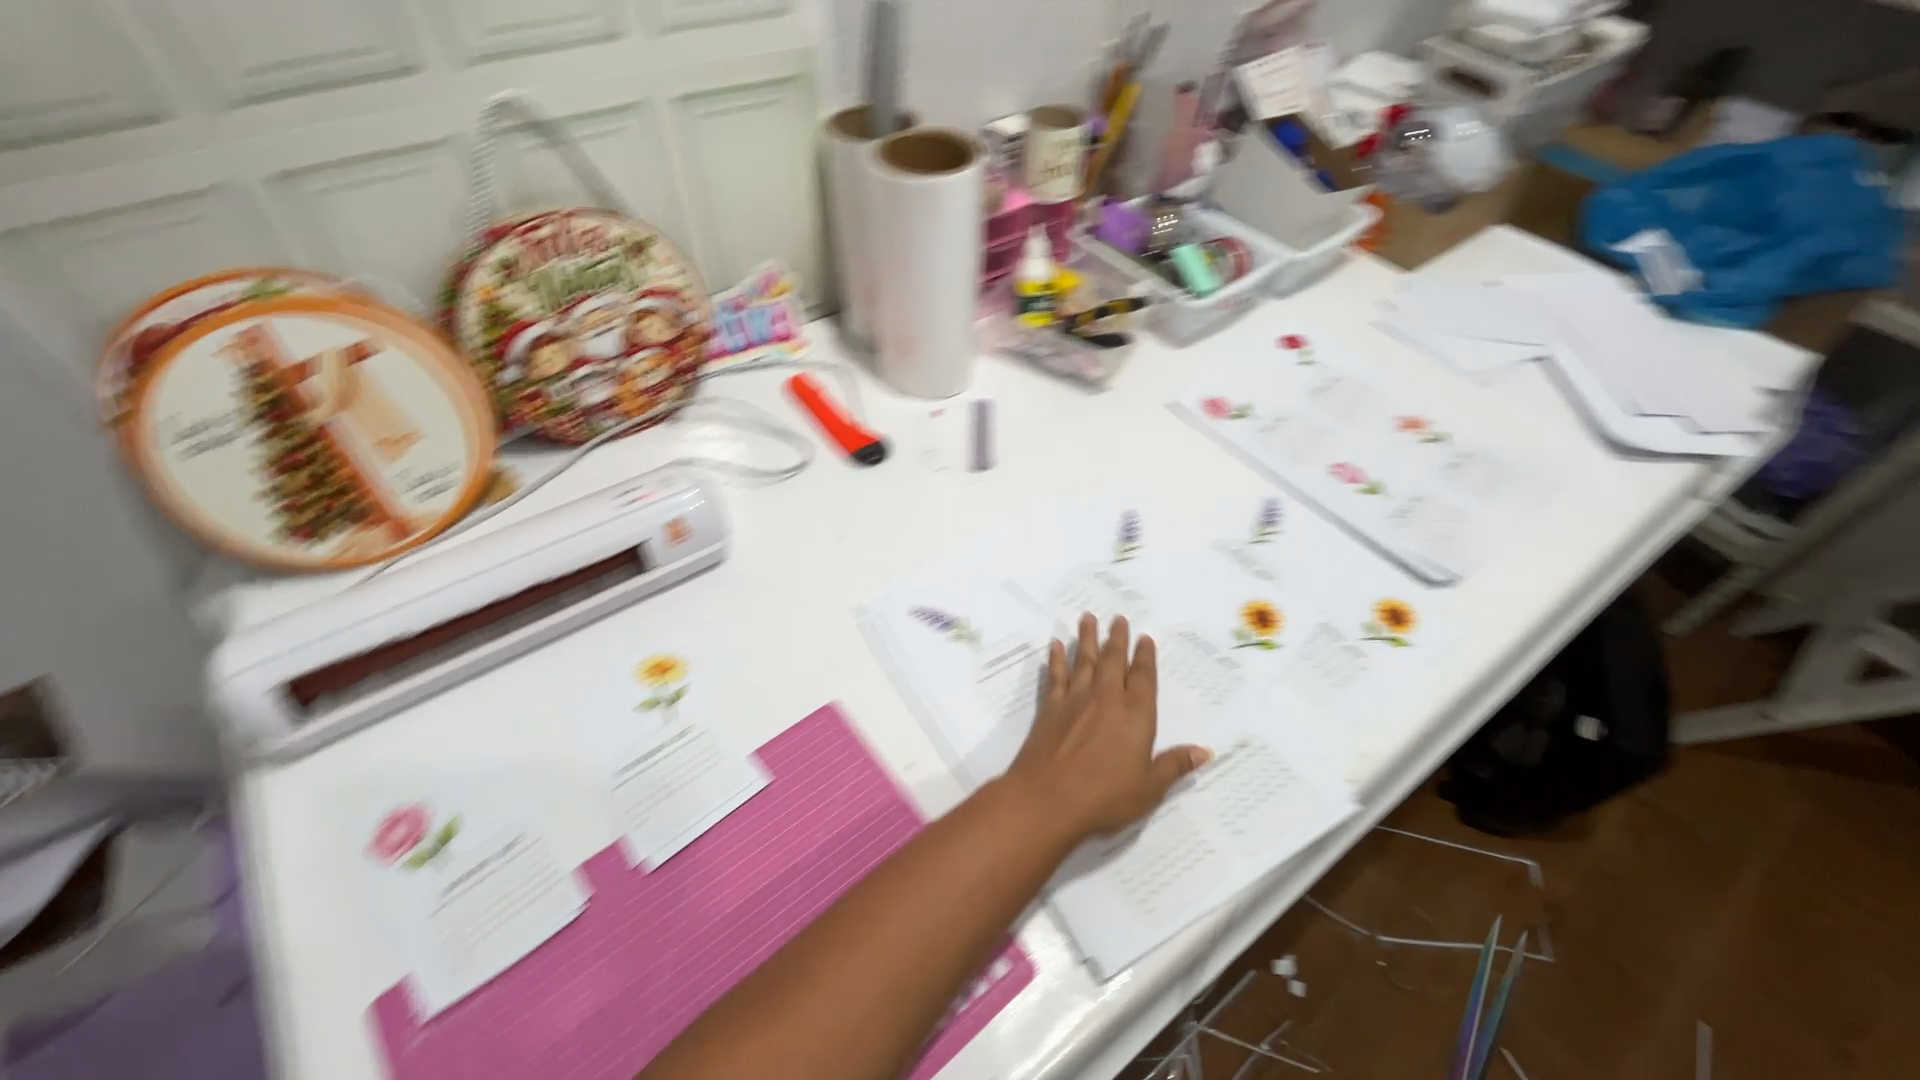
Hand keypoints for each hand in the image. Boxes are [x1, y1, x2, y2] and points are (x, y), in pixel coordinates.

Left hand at [1004, 614, 1211, 842]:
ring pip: (1084, 661)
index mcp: (1136, 715)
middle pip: (1113, 660)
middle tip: (1117, 618)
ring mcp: (1075, 701)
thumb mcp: (1149, 788)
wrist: (1048, 799)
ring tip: (1088, 618)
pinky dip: (1056, 659)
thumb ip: (1174, 766)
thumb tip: (1204, 751)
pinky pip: (1055, 676)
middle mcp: (1107, 699)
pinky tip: (1056, 645)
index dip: (1145, 656)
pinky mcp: (1050, 709)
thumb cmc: (1105, 797)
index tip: (1144, 637)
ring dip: (1087, 638)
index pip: (1144, 677)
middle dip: (1117, 638)